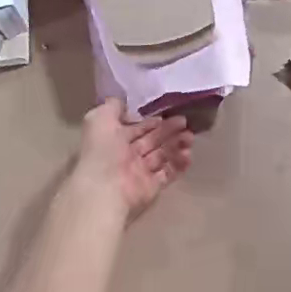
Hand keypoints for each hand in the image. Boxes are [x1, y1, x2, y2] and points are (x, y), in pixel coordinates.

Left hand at [68, 99, 193, 217]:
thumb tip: (124, 104)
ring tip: (190, 138)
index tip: (168, 113)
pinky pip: (168, 174)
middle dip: (169, 130)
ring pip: (162, 156)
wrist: (105, 187)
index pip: (137, 128)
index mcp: (114, 139)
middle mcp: (127, 155)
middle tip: (185, 122)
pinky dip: (179, 165)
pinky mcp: (151, 187)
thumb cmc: (103, 151)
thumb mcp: (100, 118)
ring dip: (177, 145)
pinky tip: (188, 155)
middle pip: (152, 140)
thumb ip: (112, 107)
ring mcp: (140, 172)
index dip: (151, 121)